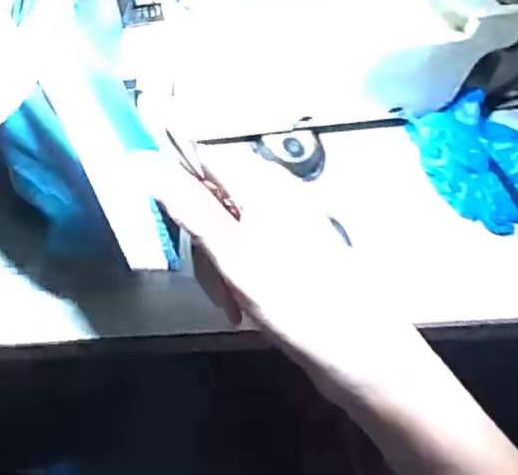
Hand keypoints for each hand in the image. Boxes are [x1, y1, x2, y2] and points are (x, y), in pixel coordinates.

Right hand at [138, 146, 428, 395]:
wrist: (369, 360)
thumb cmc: (302, 304)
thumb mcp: (236, 258)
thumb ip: (192, 209)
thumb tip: (148, 164)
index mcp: (261, 183)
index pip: (202, 157)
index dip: (177, 181)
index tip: (167, 220)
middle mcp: (272, 193)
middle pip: (212, 196)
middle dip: (201, 238)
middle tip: (211, 280)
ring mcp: (283, 222)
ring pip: (225, 227)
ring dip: (217, 263)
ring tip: (231, 303)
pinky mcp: (291, 250)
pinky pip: (245, 247)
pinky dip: (236, 273)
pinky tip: (245, 305)